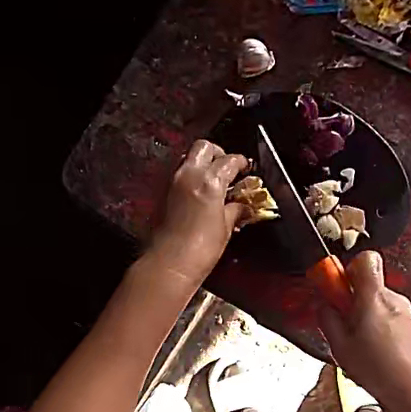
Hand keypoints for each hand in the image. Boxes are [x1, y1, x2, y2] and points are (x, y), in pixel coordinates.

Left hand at [146, 139, 248, 283]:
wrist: (169, 264)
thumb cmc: (199, 250)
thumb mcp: (226, 228)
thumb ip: (235, 209)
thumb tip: (241, 205)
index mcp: (209, 181)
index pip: (230, 160)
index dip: (241, 163)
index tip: (246, 168)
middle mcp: (189, 175)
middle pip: (204, 147)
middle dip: (219, 153)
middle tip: (228, 167)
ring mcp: (173, 182)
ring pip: (189, 158)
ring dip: (202, 163)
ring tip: (215, 181)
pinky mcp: (163, 193)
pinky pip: (179, 174)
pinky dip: (191, 176)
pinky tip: (201, 193)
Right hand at [317, 251, 410, 403]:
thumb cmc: (382, 369)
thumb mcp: (339, 345)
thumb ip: (327, 319)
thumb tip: (323, 306)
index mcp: (373, 298)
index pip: (364, 259)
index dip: (345, 269)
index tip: (332, 287)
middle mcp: (392, 299)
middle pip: (366, 283)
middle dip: (349, 300)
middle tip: (341, 324)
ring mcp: (403, 311)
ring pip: (375, 302)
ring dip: (362, 317)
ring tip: (356, 344)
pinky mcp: (409, 325)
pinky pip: (385, 317)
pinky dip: (374, 328)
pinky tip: (370, 351)